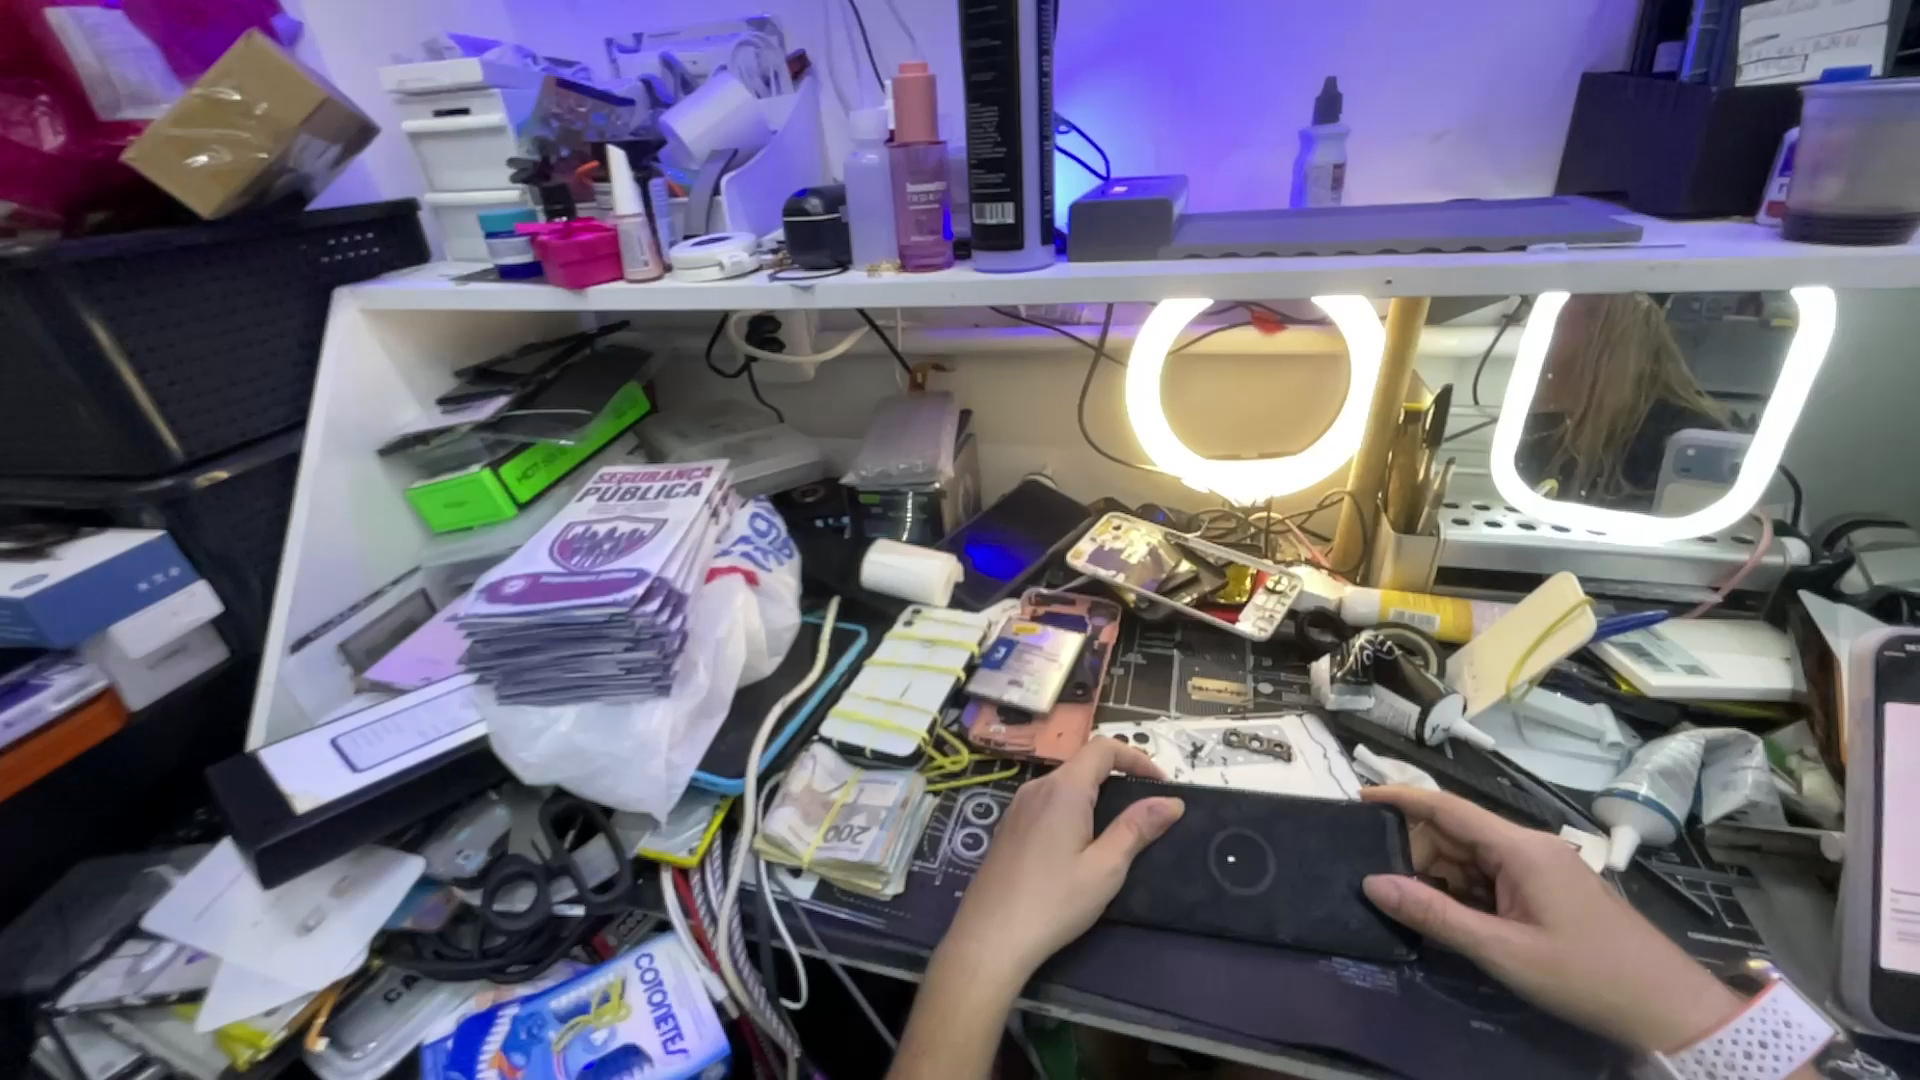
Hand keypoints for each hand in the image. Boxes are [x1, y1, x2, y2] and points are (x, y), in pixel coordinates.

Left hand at [941, 739, 1184, 984]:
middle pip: (1082, 763)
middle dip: (1118, 776)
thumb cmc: (1054, 902)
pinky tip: (1080, 842)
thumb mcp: (1105, 868)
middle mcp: (1037, 787)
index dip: (1135, 757)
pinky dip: (1072, 807)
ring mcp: (1018, 805)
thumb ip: (1137, 828)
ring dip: (1094, 793)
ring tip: (1118, 827)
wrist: (990, 936)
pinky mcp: (1009, 825)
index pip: (1103, 747)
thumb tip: (1171, 801)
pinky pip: (1047, 801)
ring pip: (1064, 783)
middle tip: (1146, 808)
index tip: (1161, 784)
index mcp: (1063, 789)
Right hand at [1360, 786, 1744, 1053]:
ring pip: (1470, 856)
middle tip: (1385, 883)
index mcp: (1520, 848)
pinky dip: (1464, 890)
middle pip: (1454, 832)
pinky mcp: (1548, 887)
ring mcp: (1541, 866)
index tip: (1358, 798)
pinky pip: (1491, 875)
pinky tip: (1453, 917)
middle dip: (1416, 853)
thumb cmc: (1590, 978)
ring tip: (1414, 906)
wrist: (1678, 1015)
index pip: (1446, 806)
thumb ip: (1435, 916)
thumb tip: (1372, 883)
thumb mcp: (1504, 952)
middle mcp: (1528, 845)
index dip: (1400, 797)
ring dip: (1440, 876)